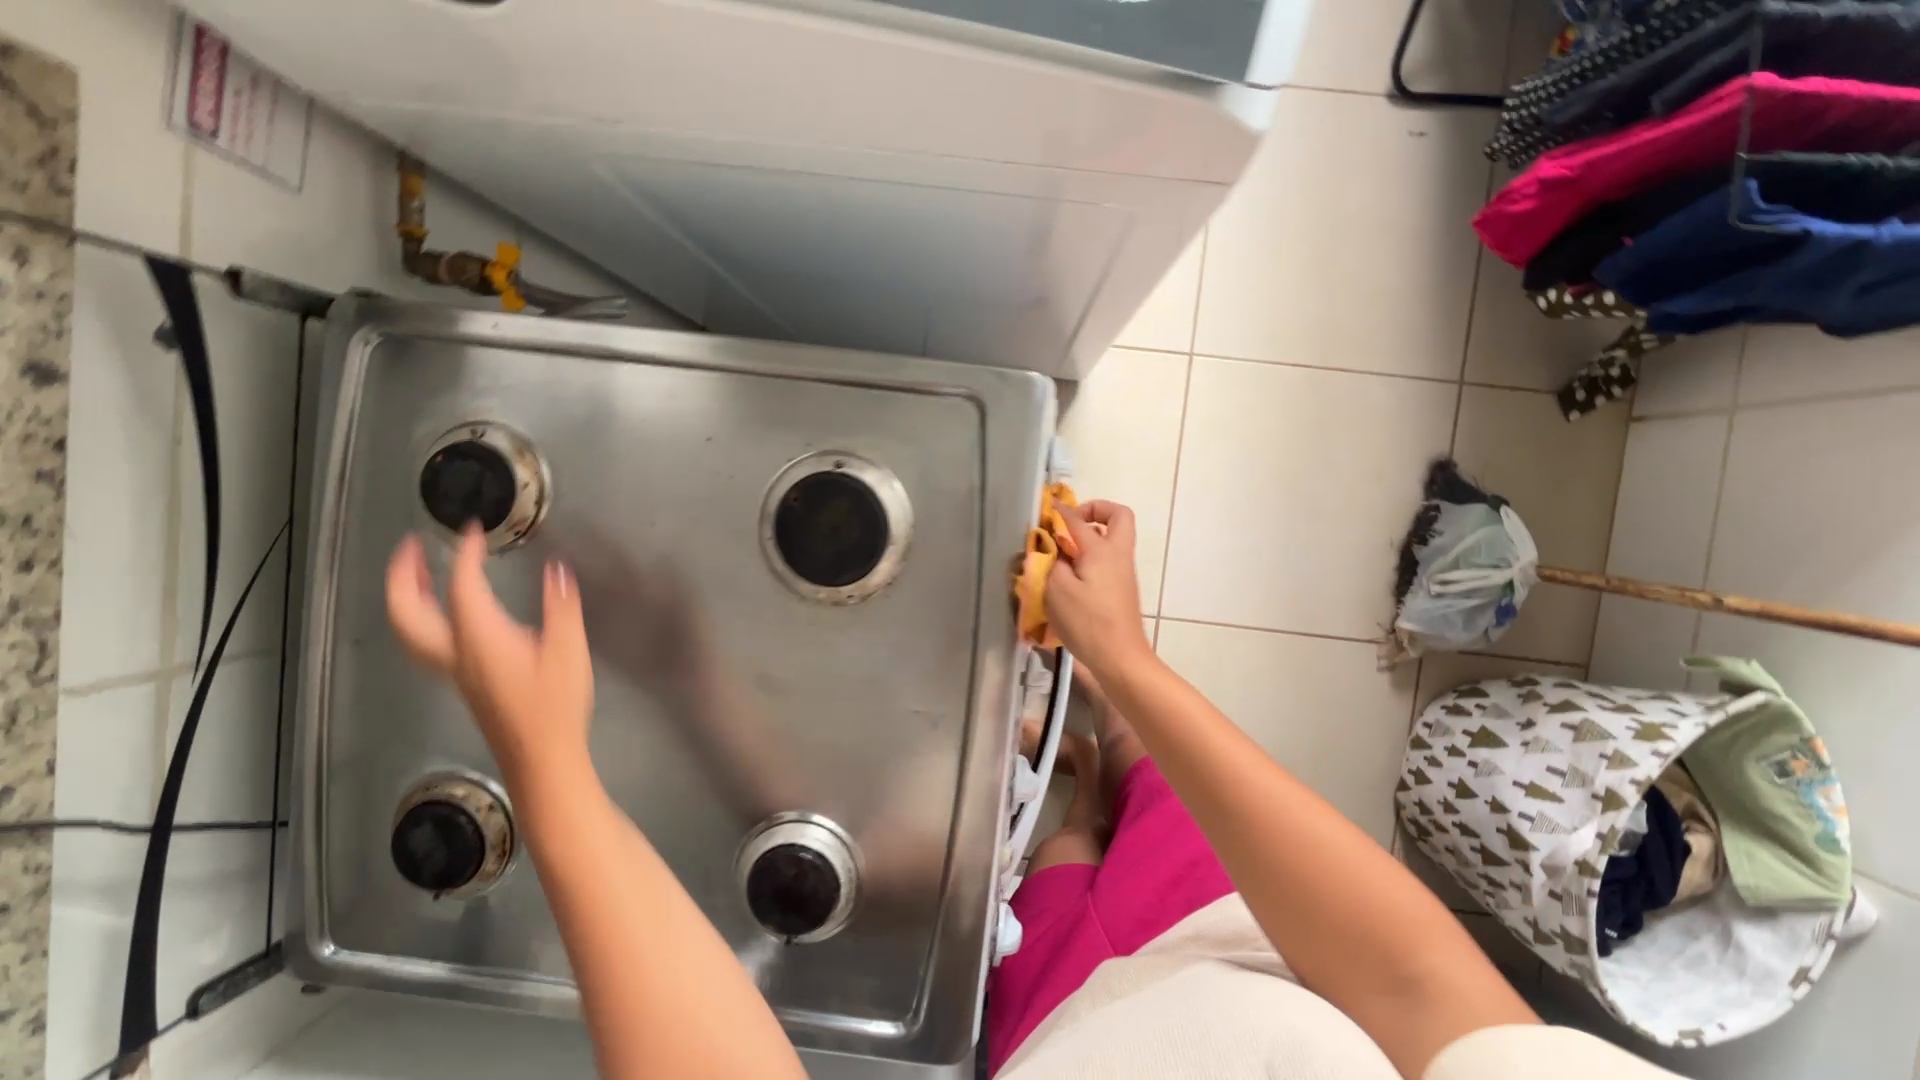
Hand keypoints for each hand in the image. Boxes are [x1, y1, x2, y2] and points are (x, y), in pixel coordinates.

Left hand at [386, 527, 593, 781]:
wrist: (543, 759)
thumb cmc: (556, 706)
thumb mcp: (569, 651)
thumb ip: (562, 606)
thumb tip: (557, 569)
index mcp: (480, 639)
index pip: (462, 587)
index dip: (465, 554)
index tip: (473, 530)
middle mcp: (457, 653)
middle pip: (408, 612)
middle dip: (403, 576)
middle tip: (412, 548)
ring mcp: (456, 672)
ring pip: (410, 631)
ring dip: (406, 597)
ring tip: (418, 575)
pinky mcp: (465, 684)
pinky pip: (426, 642)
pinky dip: (422, 616)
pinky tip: (446, 614)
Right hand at [1046, 500, 1152, 671]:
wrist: (1120, 658)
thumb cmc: (1087, 622)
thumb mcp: (1057, 590)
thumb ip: (1050, 562)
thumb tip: (1052, 549)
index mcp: (1102, 550)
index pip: (1077, 519)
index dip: (1059, 511)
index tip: (1044, 511)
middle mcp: (1118, 555)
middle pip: (1118, 517)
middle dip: (1095, 511)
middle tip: (1070, 524)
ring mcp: (1123, 573)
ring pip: (1114, 539)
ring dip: (1092, 537)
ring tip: (1064, 553)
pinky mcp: (1121, 590)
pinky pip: (1109, 560)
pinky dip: (1092, 558)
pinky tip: (1071, 578)